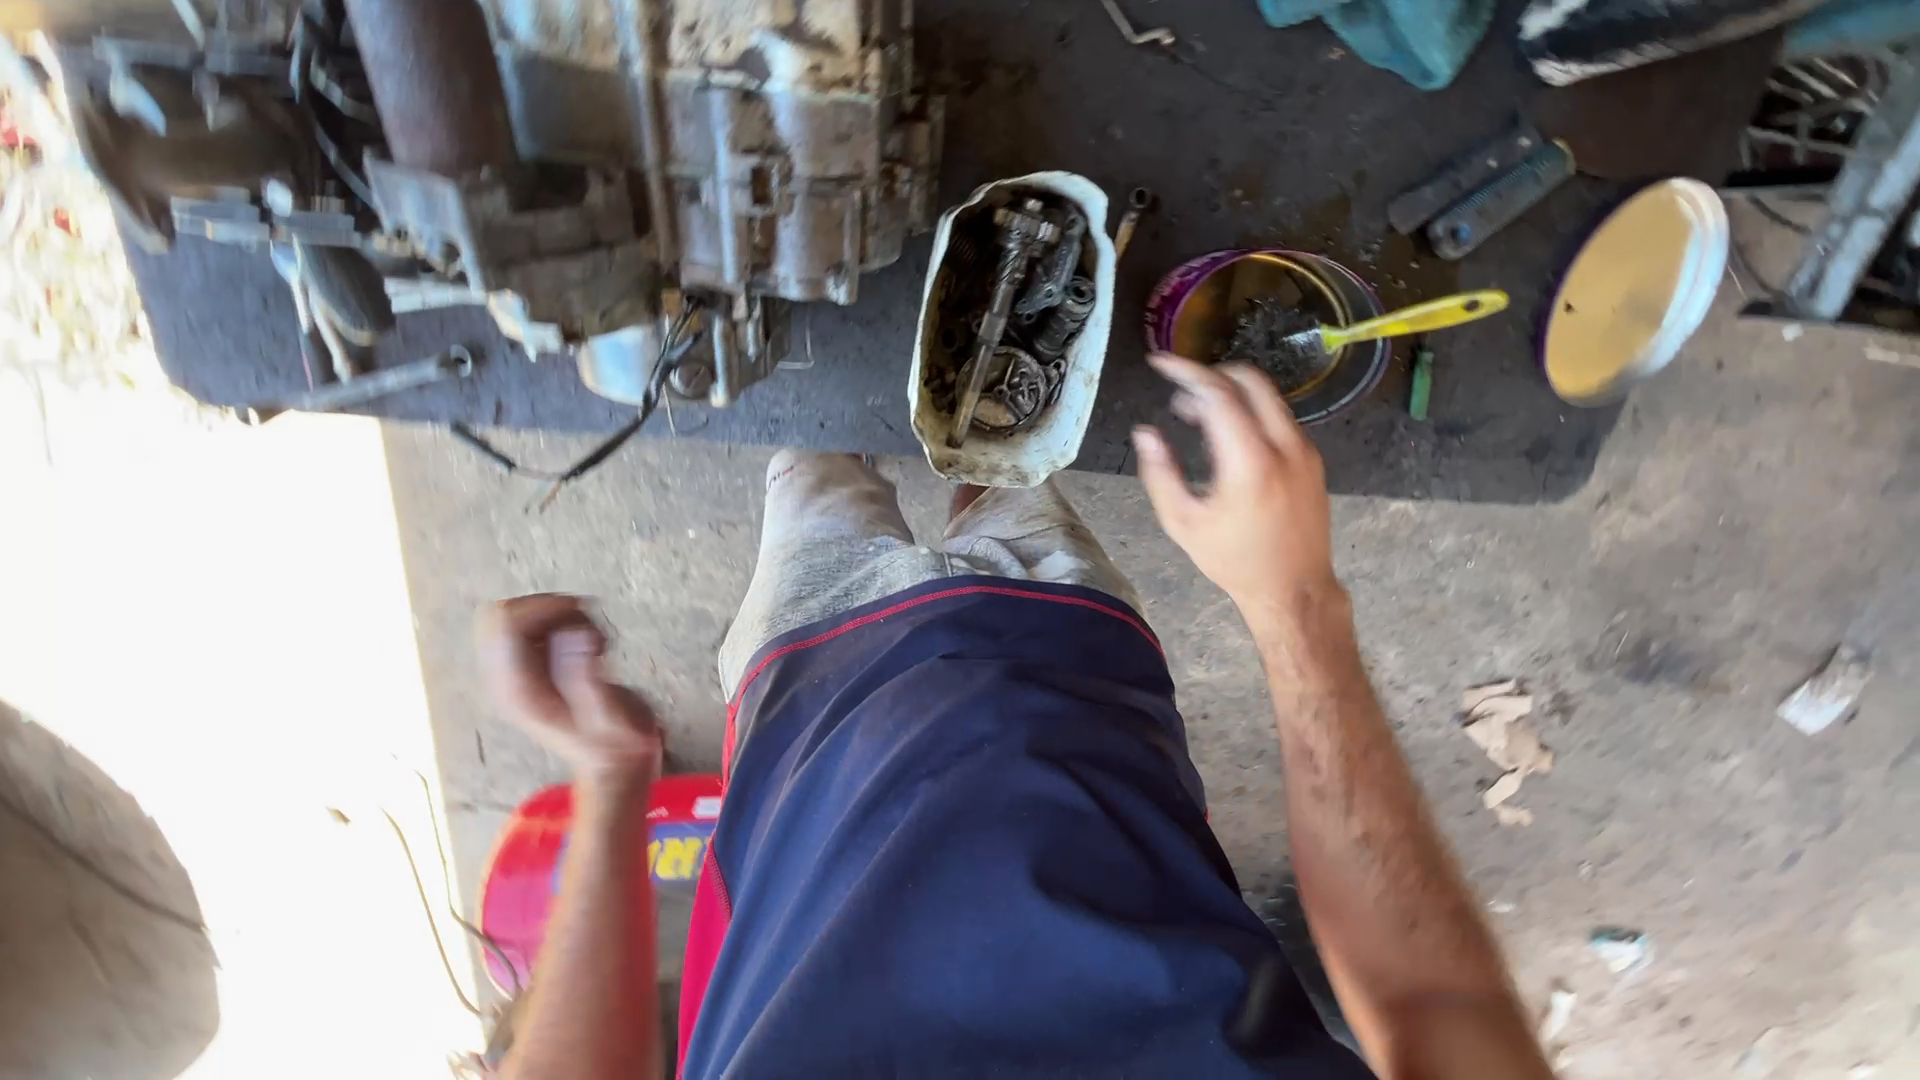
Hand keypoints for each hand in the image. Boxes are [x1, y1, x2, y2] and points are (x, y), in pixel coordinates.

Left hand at [477, 594, 662, 793]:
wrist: (612, 764)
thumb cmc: (615, 743)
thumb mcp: (608, 714)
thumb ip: (585, 674)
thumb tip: (575, 631)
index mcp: (516, 690)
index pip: (505, 624)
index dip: (545, 608)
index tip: (586, 618)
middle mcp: (504, 680)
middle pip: (500, 615)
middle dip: (548, 609)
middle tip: (589, 628)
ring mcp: (511, 675)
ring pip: (514, 616)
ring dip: (557, 616)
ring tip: (593, 639)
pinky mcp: (526, 670)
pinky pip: (528, 627)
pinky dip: (558, 623)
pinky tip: (586, 643)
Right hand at [1132, 353, 1341, 630]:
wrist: (1294, 588)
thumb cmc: (1233, 560)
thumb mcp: (1182, 522)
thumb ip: (1160, 473)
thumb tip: (1145, 433)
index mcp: (1249, 462)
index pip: (1219, 393)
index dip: (1185, 371)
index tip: (1159, 363)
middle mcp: (1284, 446)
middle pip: (1250, 380)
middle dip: (1210, 373)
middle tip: (1178, 389)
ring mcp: (1304, 450)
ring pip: (1267, 396)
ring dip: (1229, 394)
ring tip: (1194, 416)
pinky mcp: (1312, 459)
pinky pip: (1278, 417)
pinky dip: (1249, 412)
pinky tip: (1225, 437)